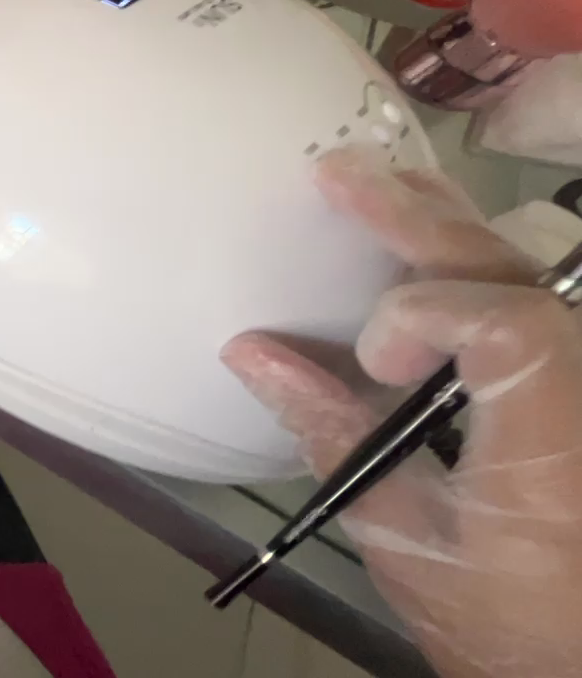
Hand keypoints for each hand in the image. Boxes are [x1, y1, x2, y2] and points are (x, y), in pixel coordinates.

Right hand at [222, 149, 581, 677]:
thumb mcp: (404, 539)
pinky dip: (481, 266)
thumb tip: (249, 351)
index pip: (509, 328)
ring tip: (383, 187)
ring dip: (456, 229)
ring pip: (544, 284)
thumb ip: (335, 437)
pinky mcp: (578, 394)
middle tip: (343, 174)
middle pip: (524, 284)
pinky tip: (432, 238)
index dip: (422, 315)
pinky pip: (540, 311)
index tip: (372, 360)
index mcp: (556, 454)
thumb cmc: (506, 624)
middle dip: (426, 224)